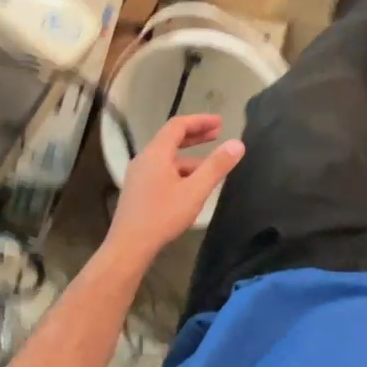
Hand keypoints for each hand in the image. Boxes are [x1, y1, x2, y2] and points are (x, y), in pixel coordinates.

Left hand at [106, 114, 243, 263]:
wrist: (129, 246)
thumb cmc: (163, 215)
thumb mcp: (195, 190)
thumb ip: (216, 166)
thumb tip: (237, 144)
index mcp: (156, 153)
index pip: (178, 125)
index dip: (200, 121)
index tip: (220, 122)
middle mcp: (144, 159)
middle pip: (171, 139)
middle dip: (195, 135)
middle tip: (217, 134)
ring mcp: (139, 175)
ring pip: (167, 158)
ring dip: (190, 157)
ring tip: (211, 166)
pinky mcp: (138, 190)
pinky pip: (162, 171)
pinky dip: (180, 171)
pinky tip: (192, 186)